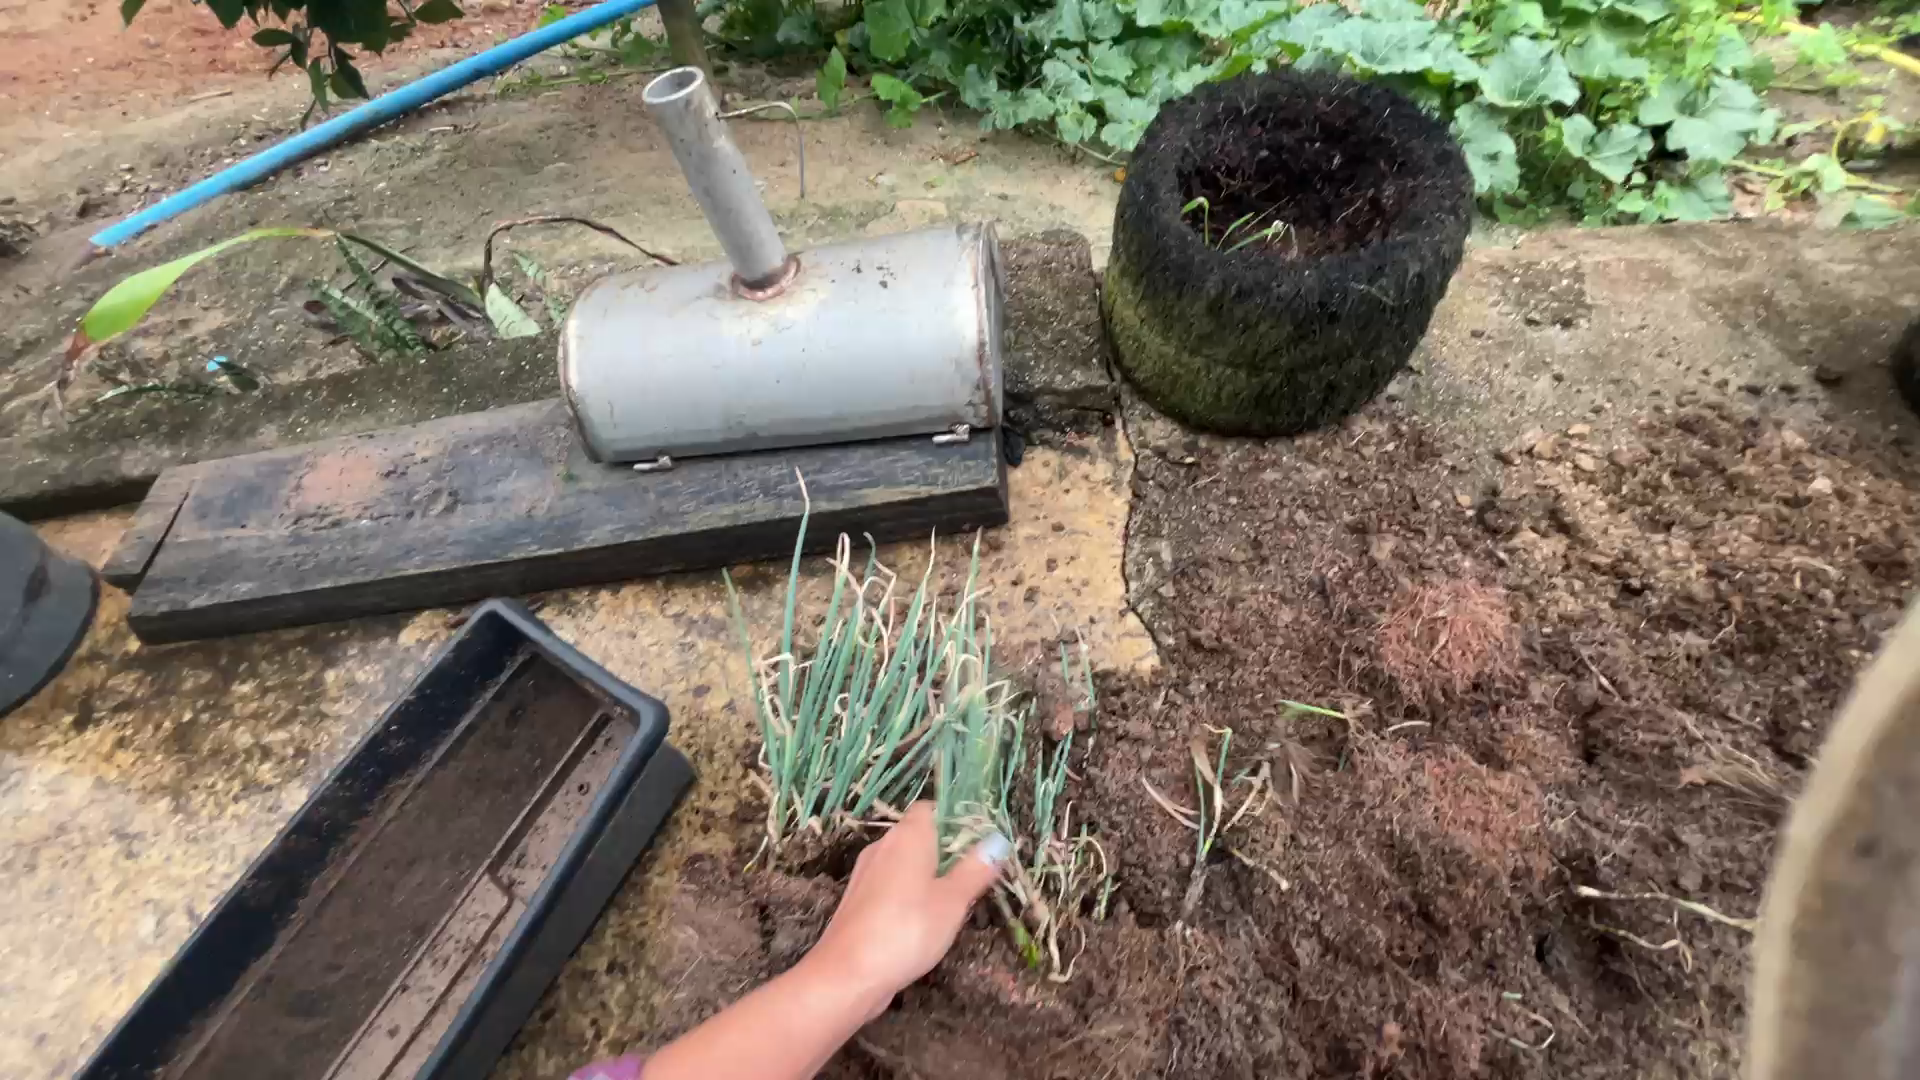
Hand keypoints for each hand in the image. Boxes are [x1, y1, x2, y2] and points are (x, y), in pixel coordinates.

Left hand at [800, 802, 1008, 1019]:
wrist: (847, 974)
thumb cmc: (907, 929)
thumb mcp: (953, 901)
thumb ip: (976, 869)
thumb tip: (997, 841)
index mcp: (909, 834)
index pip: (931, 808)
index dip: (954, 821)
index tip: (976, 845)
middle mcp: (885, 844)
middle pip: (919, 834)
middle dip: (945, 852)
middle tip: (970, 878)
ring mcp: (867, 871)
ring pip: (904, 861)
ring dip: (926, 875)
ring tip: (950, 903)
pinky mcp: (858, 897)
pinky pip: (890, 883)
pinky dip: (907, 893)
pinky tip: (919, 923)